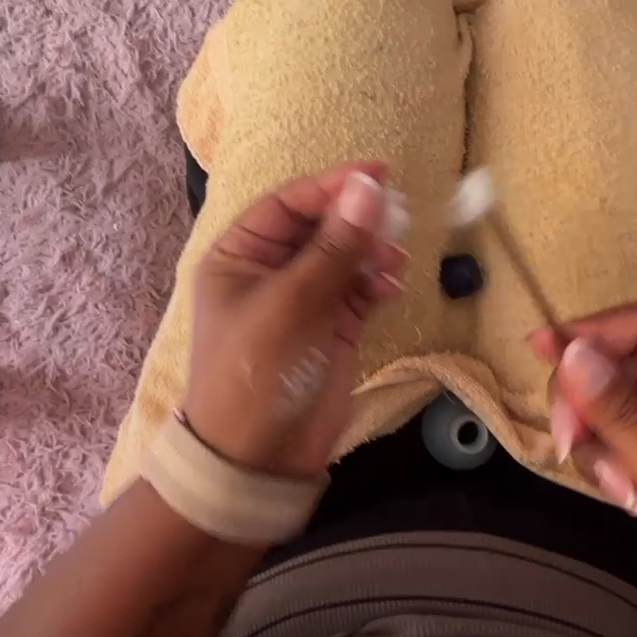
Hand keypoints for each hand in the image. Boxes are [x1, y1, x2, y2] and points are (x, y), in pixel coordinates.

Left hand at [181, 164, 405, 478]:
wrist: (259, 462)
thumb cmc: (258, 374)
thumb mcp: (290, 305)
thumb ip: (332, 247)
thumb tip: (368, 188)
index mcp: (240, 256)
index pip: (288, 203)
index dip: (331, 185)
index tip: (379, 174)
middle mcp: (271, 270)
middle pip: (320, 224)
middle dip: (356, 219)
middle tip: (396, 216)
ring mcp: (304, 298)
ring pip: (345, 254)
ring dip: (370, 250)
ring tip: (390, 263)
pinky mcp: (333, 325)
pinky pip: (359, 287)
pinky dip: (376, 281)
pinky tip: (388, 287)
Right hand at [530, 307, 636, 636]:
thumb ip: (621, 411)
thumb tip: (569, 351)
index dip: (593, 331)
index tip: (543, 349)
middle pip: (616, 361)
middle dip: (585, 395)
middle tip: (567, 435)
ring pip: (604, 401)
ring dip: (591, 433)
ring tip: (611, 481)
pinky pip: (608, 437)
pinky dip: (602, 460)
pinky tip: (622, 494)